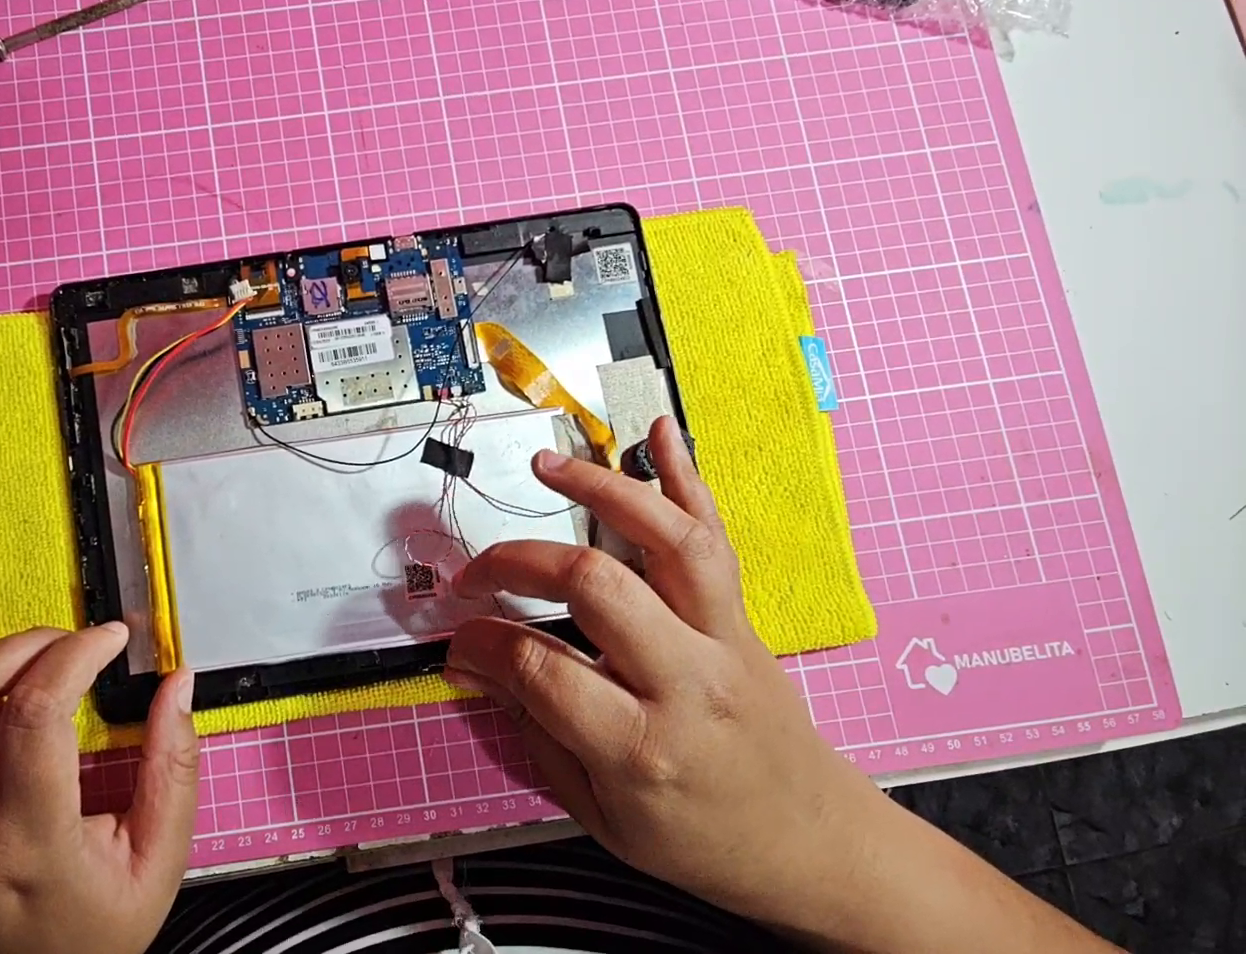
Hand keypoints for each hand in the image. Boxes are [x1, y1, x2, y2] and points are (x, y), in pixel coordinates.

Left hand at [0, 625, 198, 953]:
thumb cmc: (88, 942)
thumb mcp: (155, 866)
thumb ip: (174, 769)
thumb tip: (178, 684)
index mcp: (29, 848)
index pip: (37, 711)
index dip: (77, 653)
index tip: (109, 639)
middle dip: (29, 645)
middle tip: (68, 644)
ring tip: (10, 658)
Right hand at [443, 417, 1112, 951]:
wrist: (816, 844)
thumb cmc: (702, 840)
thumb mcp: (600, 814)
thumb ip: (532, 731)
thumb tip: (474, 664)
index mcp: (642, 745)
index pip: (540, 668)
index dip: (483, 644)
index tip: (459, 638)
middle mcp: (688, 680)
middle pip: (596, 586)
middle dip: (518, 562)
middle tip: (477, 572)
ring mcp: (723, 638)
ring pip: (668, 540)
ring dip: (602, 489)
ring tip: (547, 466)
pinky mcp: (742, 617)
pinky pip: (715, 538)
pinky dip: (686, 477)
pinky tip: (658, 433)